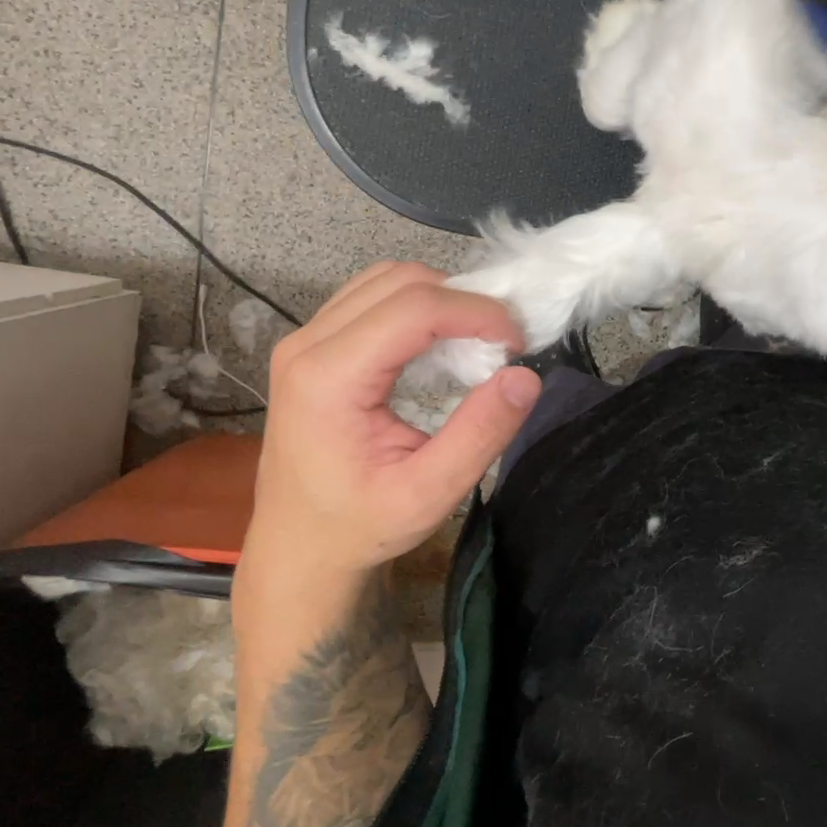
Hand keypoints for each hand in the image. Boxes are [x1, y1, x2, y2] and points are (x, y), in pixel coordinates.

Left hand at [245, 263, 542, 575]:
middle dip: (466, 301)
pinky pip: (375, 298)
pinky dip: (423, 308)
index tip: (520, 346)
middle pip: (401, 281)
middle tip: (506, 344)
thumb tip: (526, 376)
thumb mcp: (431, 494)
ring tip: (480, 342)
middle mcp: (308, 346)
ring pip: (388, 280)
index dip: (479, 313)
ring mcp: (306, 341)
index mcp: (329, 379)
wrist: (301, 546)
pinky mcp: (316, 346)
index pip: (415, 307)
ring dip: (445, 300)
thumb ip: (480, 434)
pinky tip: (446, 345)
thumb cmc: (362, 524)